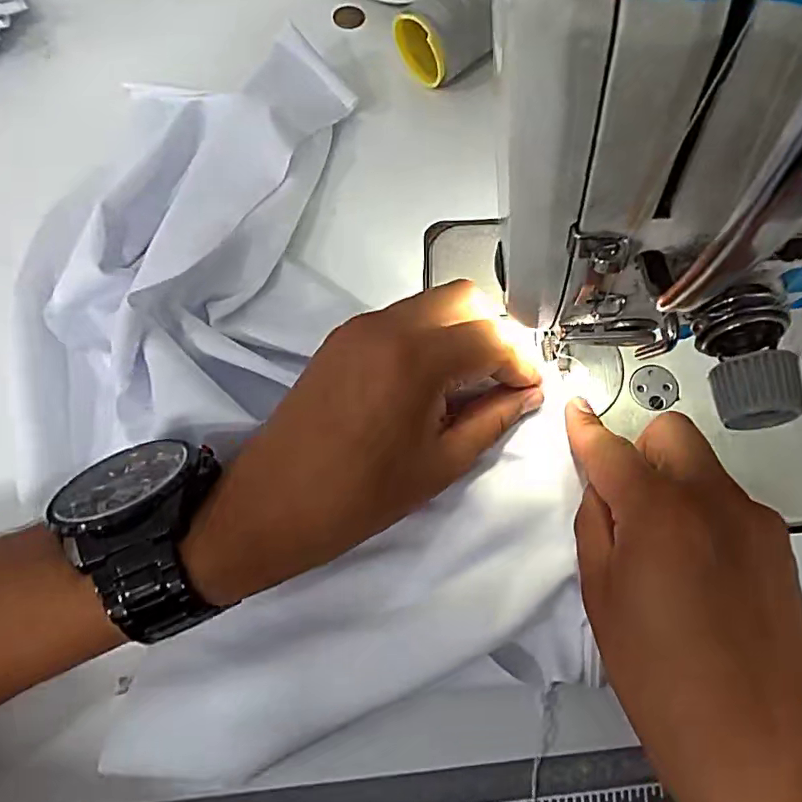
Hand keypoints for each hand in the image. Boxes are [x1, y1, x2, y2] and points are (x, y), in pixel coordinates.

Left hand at [182, 281, 541, 602]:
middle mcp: (389, 326)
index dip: (521, 361)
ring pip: (433, 302)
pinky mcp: (343, 337)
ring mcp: (361, 327)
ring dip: (462, 330)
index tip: (529, 389)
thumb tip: (527, 394)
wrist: (272, 503)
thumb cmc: (362, 495)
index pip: (492, 335)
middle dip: (495, 331)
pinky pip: (403, 318)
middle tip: (503, 377)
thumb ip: (492, 418)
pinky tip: (432, 379)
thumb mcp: (441, 463)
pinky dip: (431, 335)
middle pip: (464, 297)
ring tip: (470, 381)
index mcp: (417, 358)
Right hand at [566, 401, 801, 801]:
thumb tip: (601, 486)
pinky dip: (703, 513)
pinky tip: (698, 572)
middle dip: (640, 450)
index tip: (576, 412)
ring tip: (662, 550)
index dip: (586, 428)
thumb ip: (596, 525)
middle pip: (671, 433)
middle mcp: (713, 499)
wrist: (758, 743)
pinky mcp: (779, 543)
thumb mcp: (602, 599)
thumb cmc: (663, 682)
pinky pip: (728, 503)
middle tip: (623, 499)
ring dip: (673, 483)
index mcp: (660, 511)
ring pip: (702, 467)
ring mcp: (754, 518)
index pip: (612, 448)